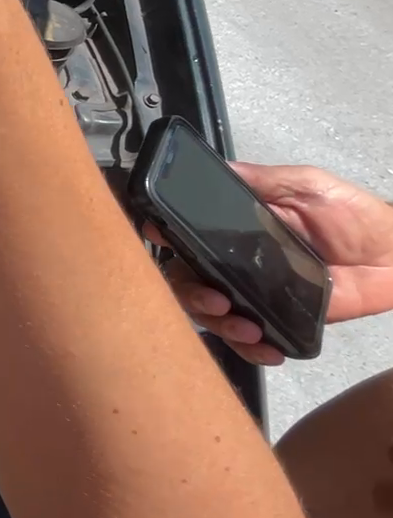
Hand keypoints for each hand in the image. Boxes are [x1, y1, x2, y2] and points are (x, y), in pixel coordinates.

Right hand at [163, 163, 392, 365]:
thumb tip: (217, 168)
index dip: (162, 238)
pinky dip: (250, 348)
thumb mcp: (309, 187)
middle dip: (189, 293)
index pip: (179, 237)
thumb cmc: (356, 217)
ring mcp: (249, 293)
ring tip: (244, 328)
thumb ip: (265, 179)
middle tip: (215, 301)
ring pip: (209, 311)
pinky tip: (264, 349)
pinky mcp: (278, 319)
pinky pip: (251, 339)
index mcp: (225, 232)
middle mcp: (227, 263)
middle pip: (184, 280)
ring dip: (216, 322)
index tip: (162, 240)